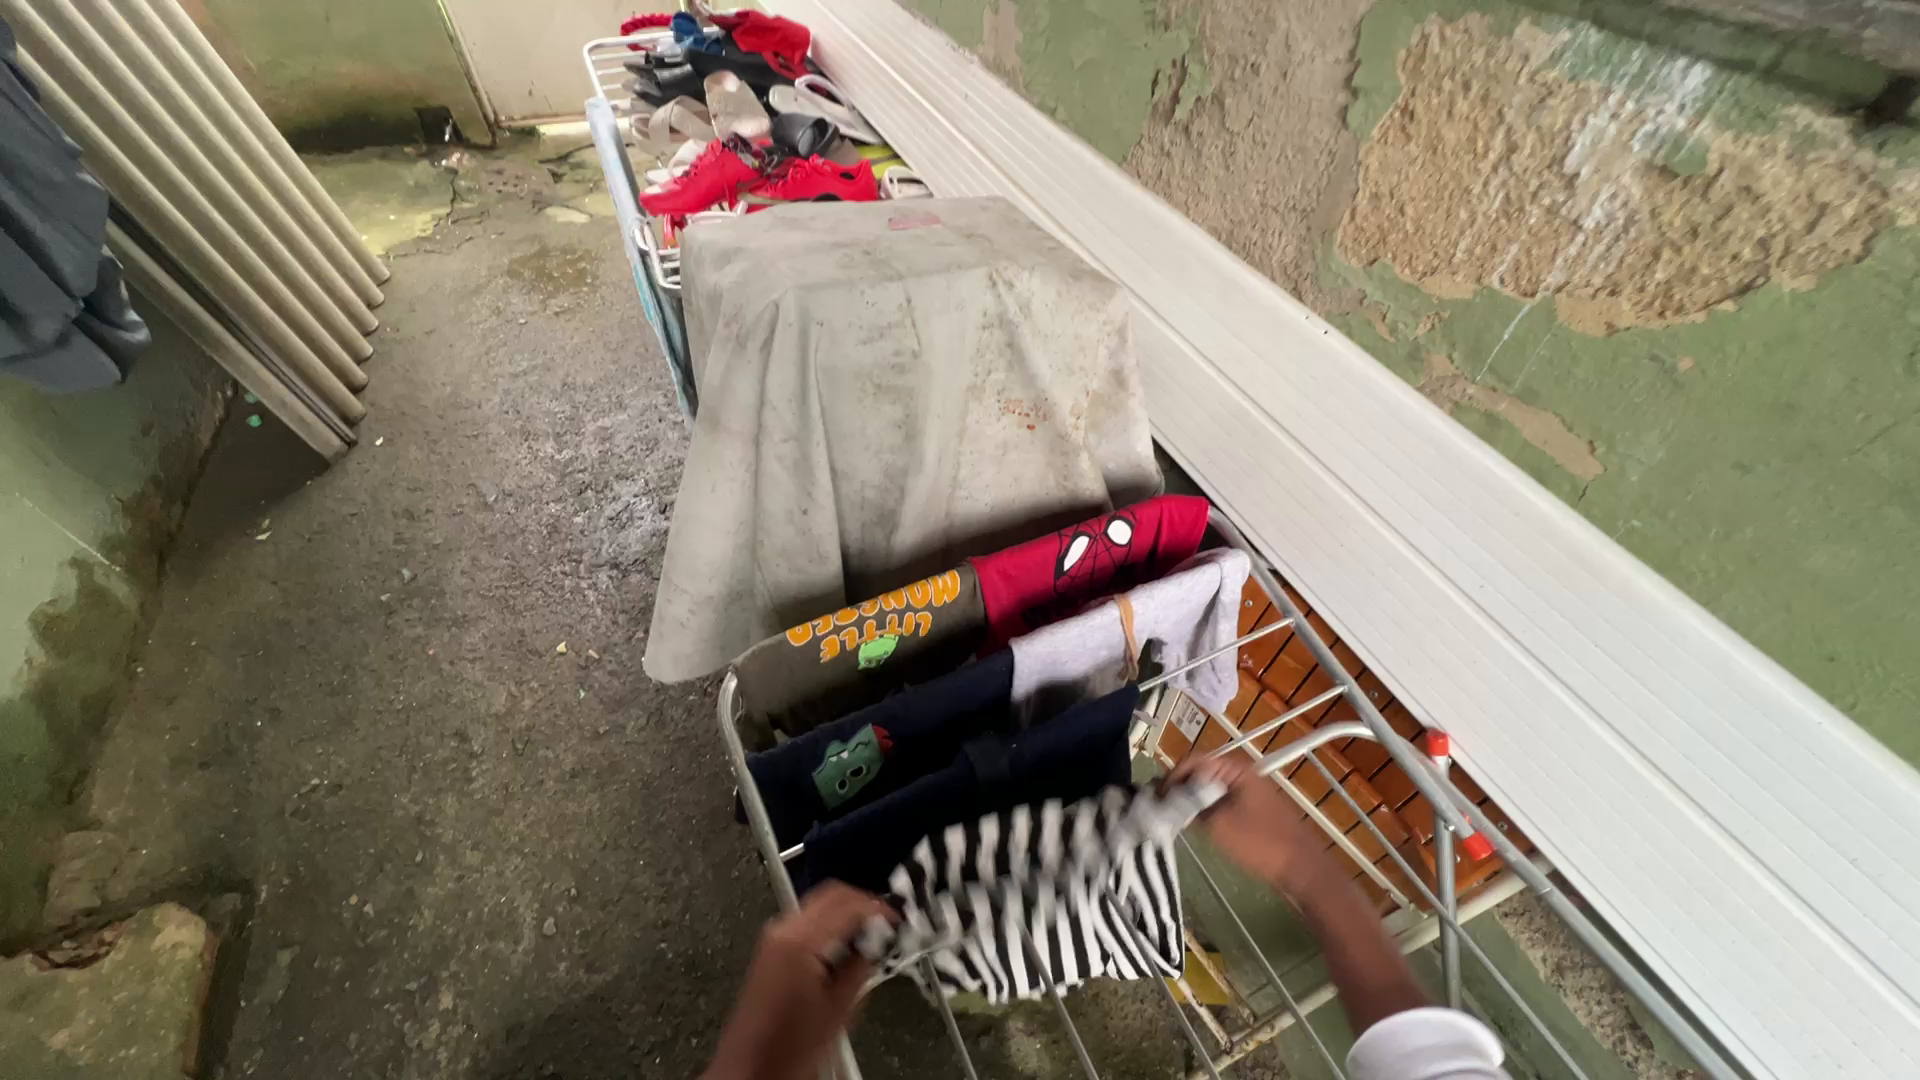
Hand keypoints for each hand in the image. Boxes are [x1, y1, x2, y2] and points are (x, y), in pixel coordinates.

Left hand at [701, 882, 896, 1079]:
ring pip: (820, 904)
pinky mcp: (771, 948)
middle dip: (861, 904)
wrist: (750, 1071)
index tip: (894, 917)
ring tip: (867, 940)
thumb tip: (876, 941)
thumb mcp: (839, 1008)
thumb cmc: (786, 1051)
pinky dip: (829, 925)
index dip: (877, 907)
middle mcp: (783, 930)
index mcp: (800, 941)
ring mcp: (773, 937)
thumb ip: (861, 965)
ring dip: (845, 914)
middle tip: (884, 923)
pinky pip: (807, 920)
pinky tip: (843, 949)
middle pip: (832, 893)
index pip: (848, 904)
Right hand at [1171, 754, 1336, 893]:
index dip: (1172, 775)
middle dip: (1180, 787)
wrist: (1304, 870)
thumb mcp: (1218, 825)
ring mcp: (1250, 791)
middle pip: (1201, 772)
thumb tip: (1170, 800)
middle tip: (1161, 806)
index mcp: (1236, 769)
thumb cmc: (1261, 843)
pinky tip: (1197, 825)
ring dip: (1193, 800)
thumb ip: (1190, 808)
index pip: (1194, 761)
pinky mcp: (1254, 808)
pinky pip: (1223, 800)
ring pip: (1211, 788)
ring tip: (1175, 816)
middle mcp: (1243, 773)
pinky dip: (1207, 808)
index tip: (1156, 796)